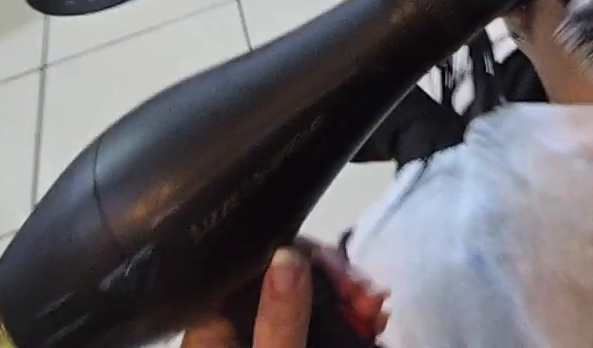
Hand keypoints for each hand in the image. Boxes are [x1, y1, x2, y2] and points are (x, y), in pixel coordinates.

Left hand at [182, 244, 389, 347]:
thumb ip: (279, 322)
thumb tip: (287, 253)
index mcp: (213, 331)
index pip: (253, 265)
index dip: (300, 256)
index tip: (340, 268)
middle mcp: (235, 331)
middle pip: (288, 280)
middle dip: (335, 280)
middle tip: (372, 295)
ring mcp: (264, 338)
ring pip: (310, 301)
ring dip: (350, 298)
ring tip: (379, 310)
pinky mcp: (290, 343)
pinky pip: (319, 322)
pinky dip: (348, 317)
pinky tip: (373, 319)